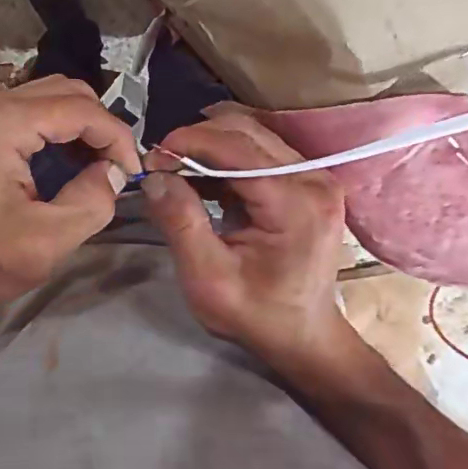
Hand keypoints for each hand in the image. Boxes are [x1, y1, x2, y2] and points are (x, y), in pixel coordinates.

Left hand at [0, 76, 142, 304]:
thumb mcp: (45, 241)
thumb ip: (92, 202)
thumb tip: (113, 172)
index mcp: (3, 123)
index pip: (82, 109)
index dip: (117, 138)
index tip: (132, 172)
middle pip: (68, 93)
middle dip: (101, 128)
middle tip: (115, 170)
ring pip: (52, 98)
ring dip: (81, 128)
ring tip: (96, 168)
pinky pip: (32, 111)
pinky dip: (58, 131)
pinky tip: (67, 164)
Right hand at [141, 106, 351, 372]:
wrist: (303, 336)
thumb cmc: (256, 315)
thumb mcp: (207, 278)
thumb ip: (181, 222)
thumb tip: (153, 176)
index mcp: (295, 204)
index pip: (237, 149)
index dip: (189, 142)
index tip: (151, 156)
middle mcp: (314, 179)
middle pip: (246, 132)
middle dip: (196, 139)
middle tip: (160, 164)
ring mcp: (315, 177)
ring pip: (252, 135)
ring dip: (209, 145)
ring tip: (177, 170)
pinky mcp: (308, 180)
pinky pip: (260, 150)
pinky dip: (225, 156)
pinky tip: (202, 178)